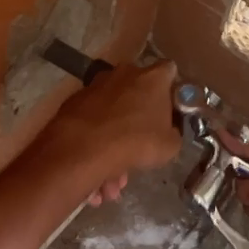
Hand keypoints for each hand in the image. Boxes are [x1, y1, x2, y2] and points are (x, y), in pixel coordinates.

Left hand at [38, 61, 182, 193]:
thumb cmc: (137, 141)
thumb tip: (167, 131)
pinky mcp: (77, 98)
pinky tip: (98, 169)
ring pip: (113, 112)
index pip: (169, 71)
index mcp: (153, 77)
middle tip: (140, 148)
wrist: (84, 147)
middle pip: (138, 92)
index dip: (171, 89)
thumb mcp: (169, 146)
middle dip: (138, 119)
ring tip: (114, 177)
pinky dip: (97, 139)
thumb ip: (172, 133)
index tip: (170, 108)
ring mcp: (98, 83)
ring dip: (115, 139)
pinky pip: (94, 120)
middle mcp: (125, 72)